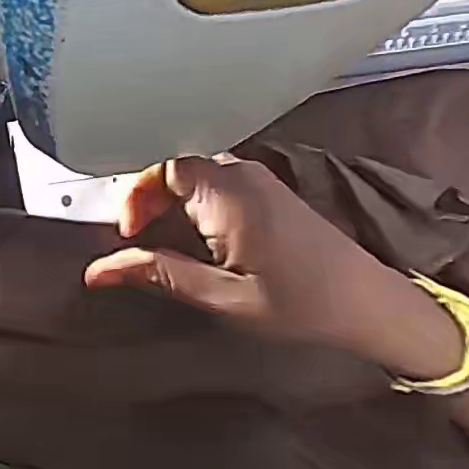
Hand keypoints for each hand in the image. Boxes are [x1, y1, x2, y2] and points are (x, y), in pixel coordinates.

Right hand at [83, 155, 462, 378]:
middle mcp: (243, 174)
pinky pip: (212, 179)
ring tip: (159, 239)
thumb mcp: (220, 297)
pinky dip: (189, 201)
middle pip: (174, 164)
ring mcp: (258, 178)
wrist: (369, 303)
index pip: (163, 166)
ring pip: (192, 171)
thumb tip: (99, 272)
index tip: (130, 234)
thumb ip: (158, 274)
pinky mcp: (266, 189)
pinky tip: (191, 235)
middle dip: (146, 198)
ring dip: (167, 200)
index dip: (135, 195)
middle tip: (138, 240)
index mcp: (230, 195)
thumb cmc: (299, 304)